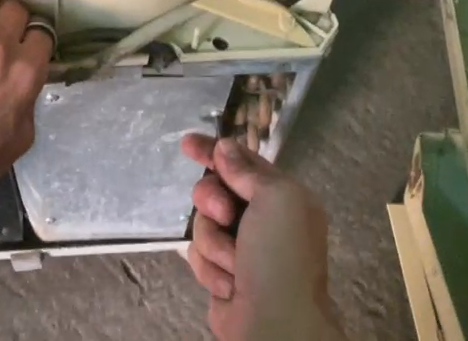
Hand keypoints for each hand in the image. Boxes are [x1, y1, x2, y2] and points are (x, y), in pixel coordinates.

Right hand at [182, 134, 344, 340]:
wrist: (275, 324)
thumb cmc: (280, 256)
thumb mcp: (274, 198)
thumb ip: (247, 169)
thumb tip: (225, 147)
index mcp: (281, 198)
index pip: (241, 162)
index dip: (213, 150)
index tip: (186, 144)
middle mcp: (261, 219)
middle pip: (214, 190)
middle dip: (211, 201)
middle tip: (222, 215)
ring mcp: (239, 247)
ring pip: (202, 223)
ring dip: (214, 242)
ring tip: (233, 265)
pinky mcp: (221, 273)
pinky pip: (198, 254)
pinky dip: (210, 268)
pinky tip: (228, 285)